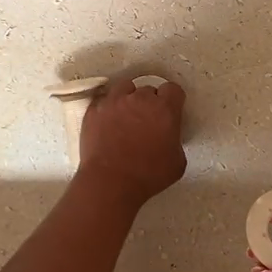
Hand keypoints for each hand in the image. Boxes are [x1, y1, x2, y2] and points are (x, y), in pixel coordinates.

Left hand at [76, 78, 186, 203]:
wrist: (111, 182)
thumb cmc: (147, 176)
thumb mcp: (177, 162)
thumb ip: (175, 140)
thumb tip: (169, 138)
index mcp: (165, 109)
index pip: (173, 89)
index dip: (172, 100)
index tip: (169, 111)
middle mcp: (140, 99)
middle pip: (148, 89)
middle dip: (150, 103)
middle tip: (147, 122)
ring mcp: (115, 102)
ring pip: (124, 88)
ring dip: (128, 99)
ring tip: (126, 116)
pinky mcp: (94, 110)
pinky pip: (104, 101)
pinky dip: (108, 109)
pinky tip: (108, 123)